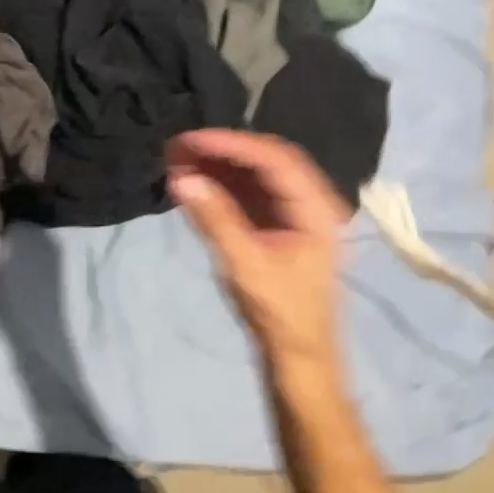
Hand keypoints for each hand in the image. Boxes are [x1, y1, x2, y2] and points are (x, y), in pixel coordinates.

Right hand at [167, 130, 345, 369]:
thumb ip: (215, 219)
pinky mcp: (275, 225)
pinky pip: (247, 192)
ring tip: (177, 158)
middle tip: (178, 146)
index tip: (192, 140)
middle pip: (265, 161)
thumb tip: (182, 179)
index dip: (232, 144)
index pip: (274, 160)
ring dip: (218, 164)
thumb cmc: (280, 311)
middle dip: (222, 150)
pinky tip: (192, 181)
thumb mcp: (245, 265)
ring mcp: (292, 213)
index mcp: (315, 209)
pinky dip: (220, 183)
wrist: (298, 352)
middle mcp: (309, 203)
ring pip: (254, 175)